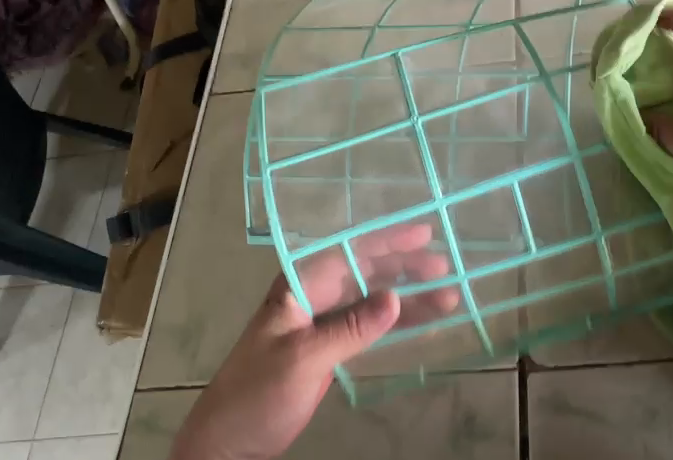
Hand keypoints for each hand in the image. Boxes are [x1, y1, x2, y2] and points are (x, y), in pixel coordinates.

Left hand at [170, 224, 457, 459]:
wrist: (225, 446)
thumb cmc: (256, 394)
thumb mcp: (304, 359)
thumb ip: (350, 328)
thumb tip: (395, 298)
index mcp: (300, 284)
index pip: (349, 249)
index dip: (387, 239)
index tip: (424, 234)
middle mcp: (314, 295)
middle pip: (367, 270)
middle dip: (405, 268)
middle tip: (445, 269)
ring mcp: (323, 322)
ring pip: (373, 299)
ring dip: (407, 298)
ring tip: (446, 297)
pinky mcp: (329, 348)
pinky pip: (370, 326)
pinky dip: (396, 323)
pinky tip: (423, 322)